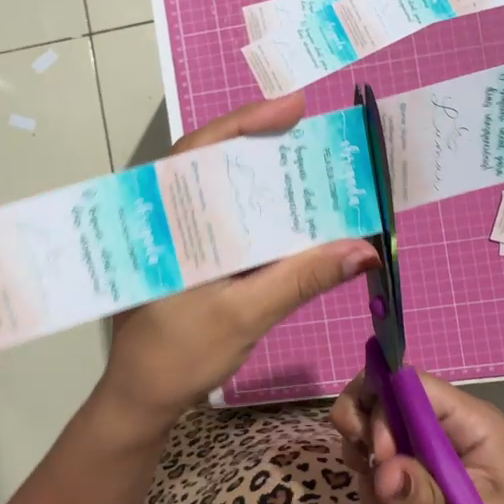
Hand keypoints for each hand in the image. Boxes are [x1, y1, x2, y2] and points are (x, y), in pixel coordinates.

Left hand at [98, 94, 379, 427]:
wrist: (140, 396)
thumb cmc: (180, 353)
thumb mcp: (245, 314)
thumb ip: (301, 277)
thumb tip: (363, 248)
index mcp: (166, 218)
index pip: (200, 149)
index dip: (247, 121)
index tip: (295, 107)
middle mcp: (165, 217)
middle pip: (212, 163)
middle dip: (262, 146)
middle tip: (314, 137)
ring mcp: (174, 238)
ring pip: (218, 193)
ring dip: (260, 182)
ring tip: (309, 170)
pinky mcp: (184, 258)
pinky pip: (221, 223)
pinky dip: (254, 217)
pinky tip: (288, 219)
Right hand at [331, 369, 503, 503]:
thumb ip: (428, 495)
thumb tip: (381, 472)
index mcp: (472, 421)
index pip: (411, 384)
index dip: (383, 409)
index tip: (378, 454)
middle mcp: (447, 422)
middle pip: (383, 394)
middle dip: (362, 427)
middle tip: (363, 466)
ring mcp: (431, 442)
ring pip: (373, 424)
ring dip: (363, 458)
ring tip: (379, 501)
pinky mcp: (419, 464)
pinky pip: (378, 456)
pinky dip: (371, 479)